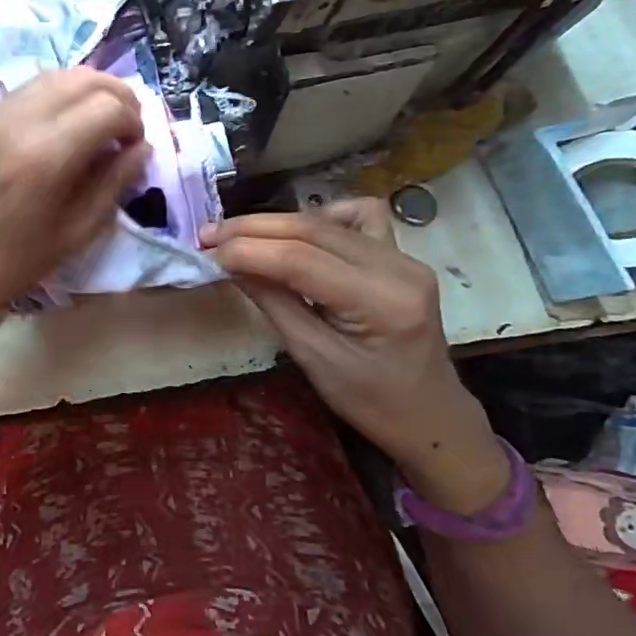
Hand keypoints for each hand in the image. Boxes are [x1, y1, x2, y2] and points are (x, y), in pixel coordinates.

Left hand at [0, 69, 149, 345]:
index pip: (109, 106)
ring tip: (97, 127)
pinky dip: (56, 98)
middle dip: (117, 97)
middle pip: (85, 78)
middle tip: (125, 131)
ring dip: (87, 92)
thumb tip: (141, 151)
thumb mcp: (72, 235)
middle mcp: (19, 120)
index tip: (135, 149)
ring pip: (54, 76)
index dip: (134, 123)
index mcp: (47, 155)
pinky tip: (60, 131)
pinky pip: (26, 91)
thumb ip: (112, 186)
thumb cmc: (5, 267)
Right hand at [202, 199, 509, 513]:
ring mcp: (405, 256)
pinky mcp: (401, 255)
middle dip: (254, 229)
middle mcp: (399, 267)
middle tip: (208, 236)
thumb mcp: (313, 358)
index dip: (248, 250)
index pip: (301, 259)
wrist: (430, 415)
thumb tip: (229, 264)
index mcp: (382, 302)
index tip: (205, 252)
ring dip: (280, 224)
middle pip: (313, 230)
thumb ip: (273, 302)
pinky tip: (299, 236)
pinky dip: (322, 220)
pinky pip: (359, 219)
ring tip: (242, 238)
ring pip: (330, 221)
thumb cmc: (371, 402)